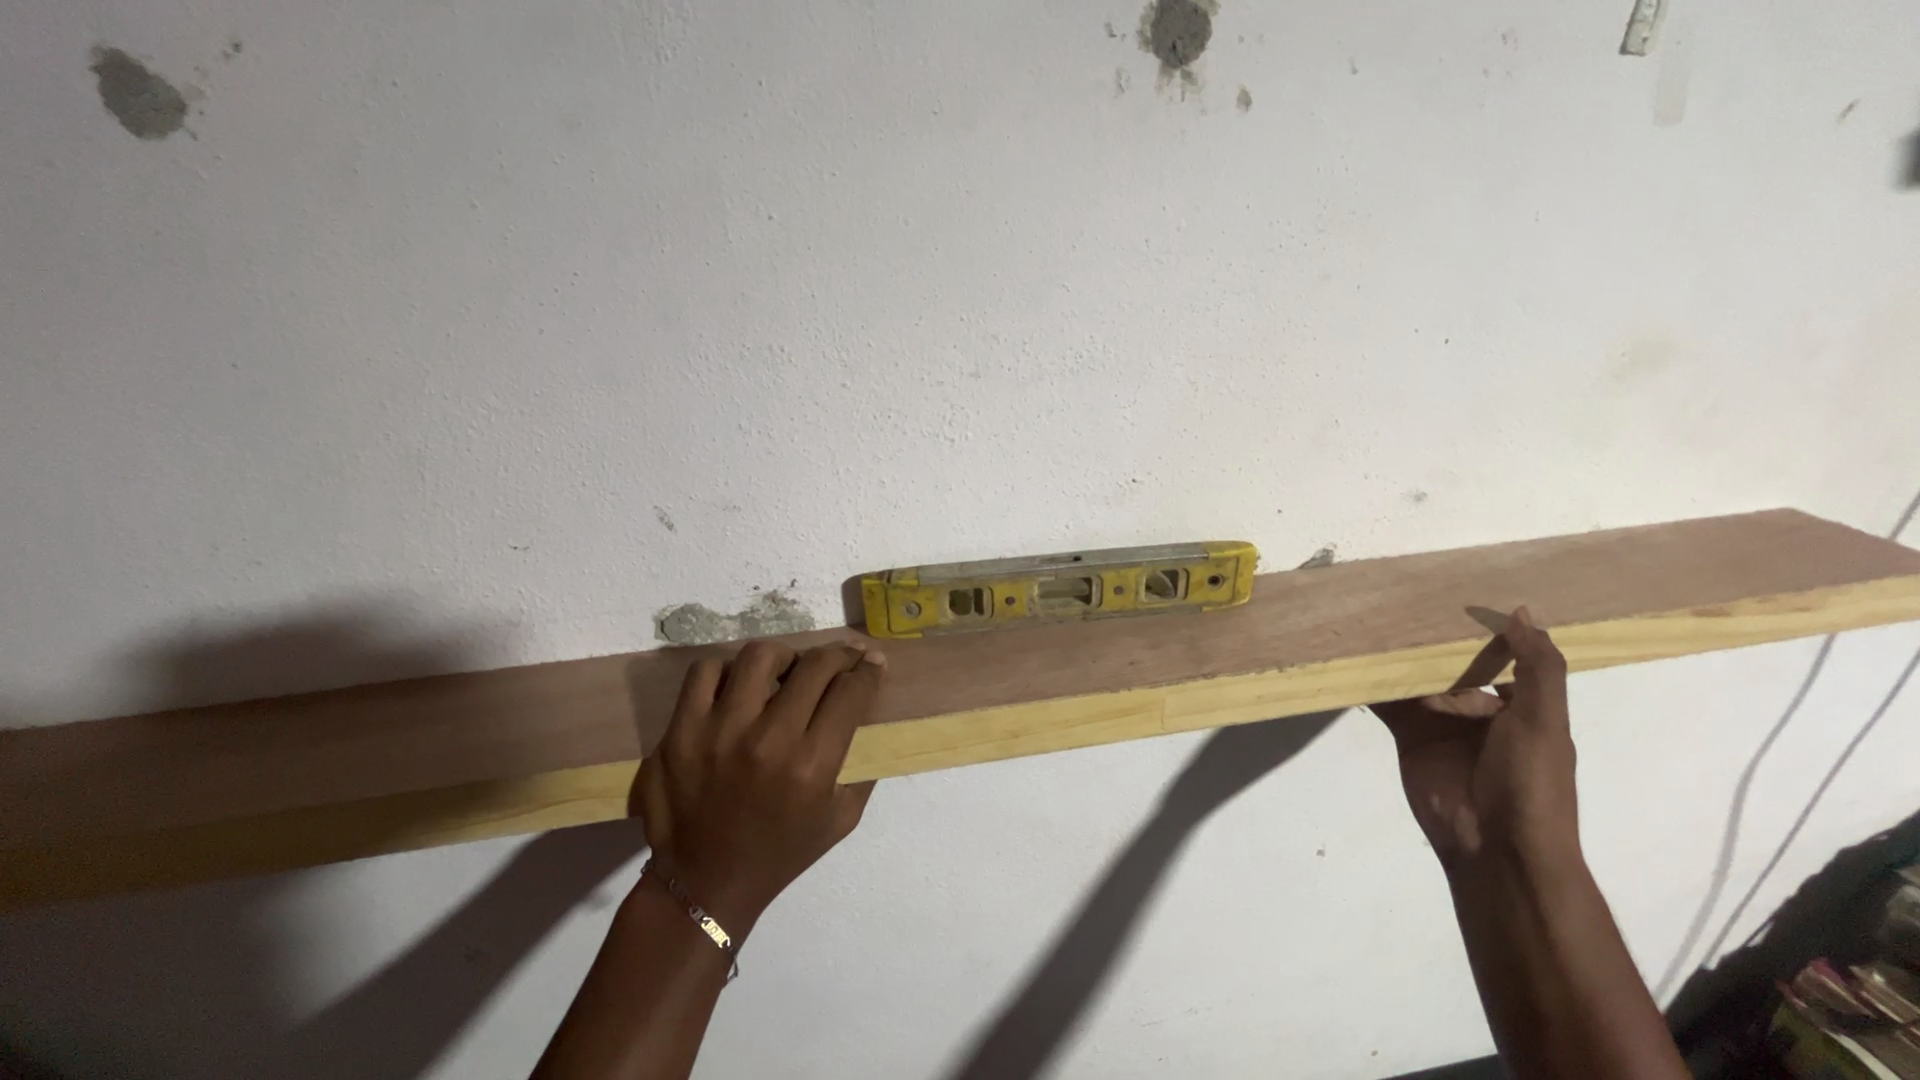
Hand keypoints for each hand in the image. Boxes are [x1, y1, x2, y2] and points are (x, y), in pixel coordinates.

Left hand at [633, 640, 883, 933]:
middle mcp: (768, 741)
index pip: (851, 692)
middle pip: (815, 666)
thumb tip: (869, 711)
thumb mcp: (841, 818)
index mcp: (812, 765)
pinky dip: (727, 671)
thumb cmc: (780, 853)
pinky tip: (737, 685)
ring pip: (760, 656)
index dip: (870, 670)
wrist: (705, 884)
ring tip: (786, 669)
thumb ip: (861, 765)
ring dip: (784, 656)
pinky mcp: (680, 731)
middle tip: (842, 659)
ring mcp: (719, 731)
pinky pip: (705, 672)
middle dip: (839, 655)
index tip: (873, 663)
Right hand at [1372, 607, 1578, 867]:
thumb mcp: (1544, 719)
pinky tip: (1355, 655)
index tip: (1460, 592)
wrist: (1496, 846)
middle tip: (1405, 595)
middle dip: (1434, 638)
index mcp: (1522, 706)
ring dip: (1400, 656)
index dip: (1485, 628)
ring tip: (1375, 616)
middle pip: (1453, 665)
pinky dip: (1373, 683)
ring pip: (1418, 680)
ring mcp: (1441, 724)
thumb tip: (1522, 610)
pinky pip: (1389, 704)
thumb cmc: (1531, 781)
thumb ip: (1536, 666)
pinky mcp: (1408, 737)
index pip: (1503, 657)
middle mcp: (1480, 711)